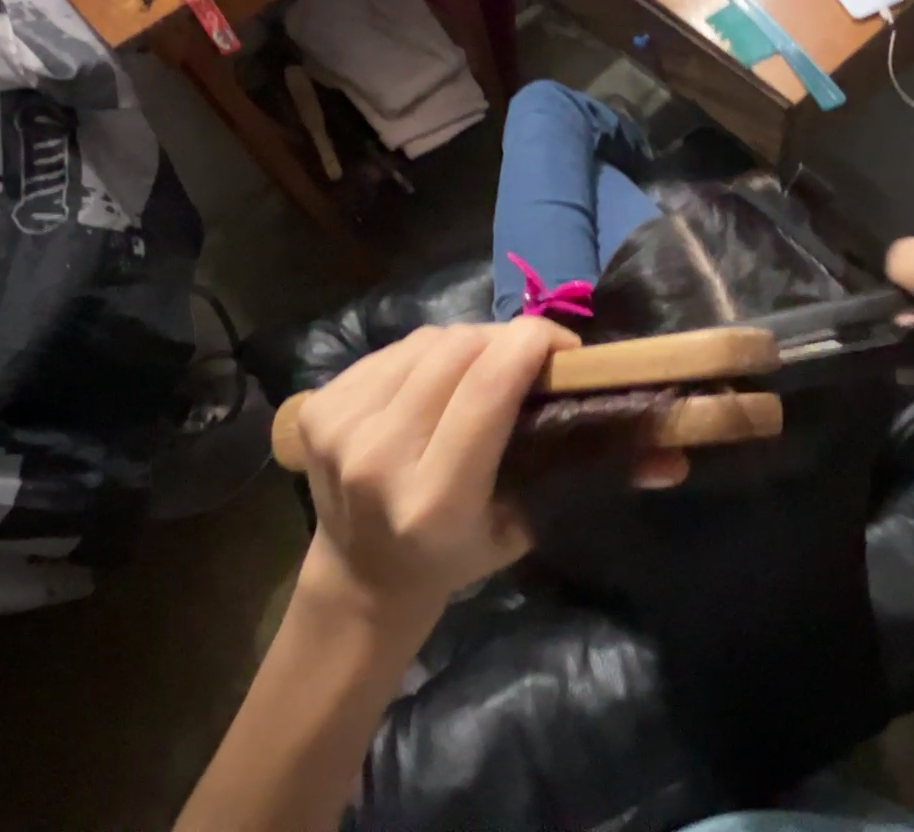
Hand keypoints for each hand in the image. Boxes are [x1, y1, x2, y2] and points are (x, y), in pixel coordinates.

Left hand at [287, 319, 579, 613]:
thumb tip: (594, 393)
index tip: (565, 344)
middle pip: (457, 350)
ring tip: (485, 365)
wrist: (360, 574)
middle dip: (506, 338)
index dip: (531, 344)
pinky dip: (427, 354)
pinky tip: (437, 378)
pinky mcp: (319, 406)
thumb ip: (551, 462)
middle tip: (530, 354)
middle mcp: (379, 458)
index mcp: (435, 499)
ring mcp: (340, 428)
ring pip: (425, 340)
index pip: (486, 388)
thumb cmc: (454, 556)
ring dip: (468, 343)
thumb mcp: (518, 527)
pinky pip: (393, 349)